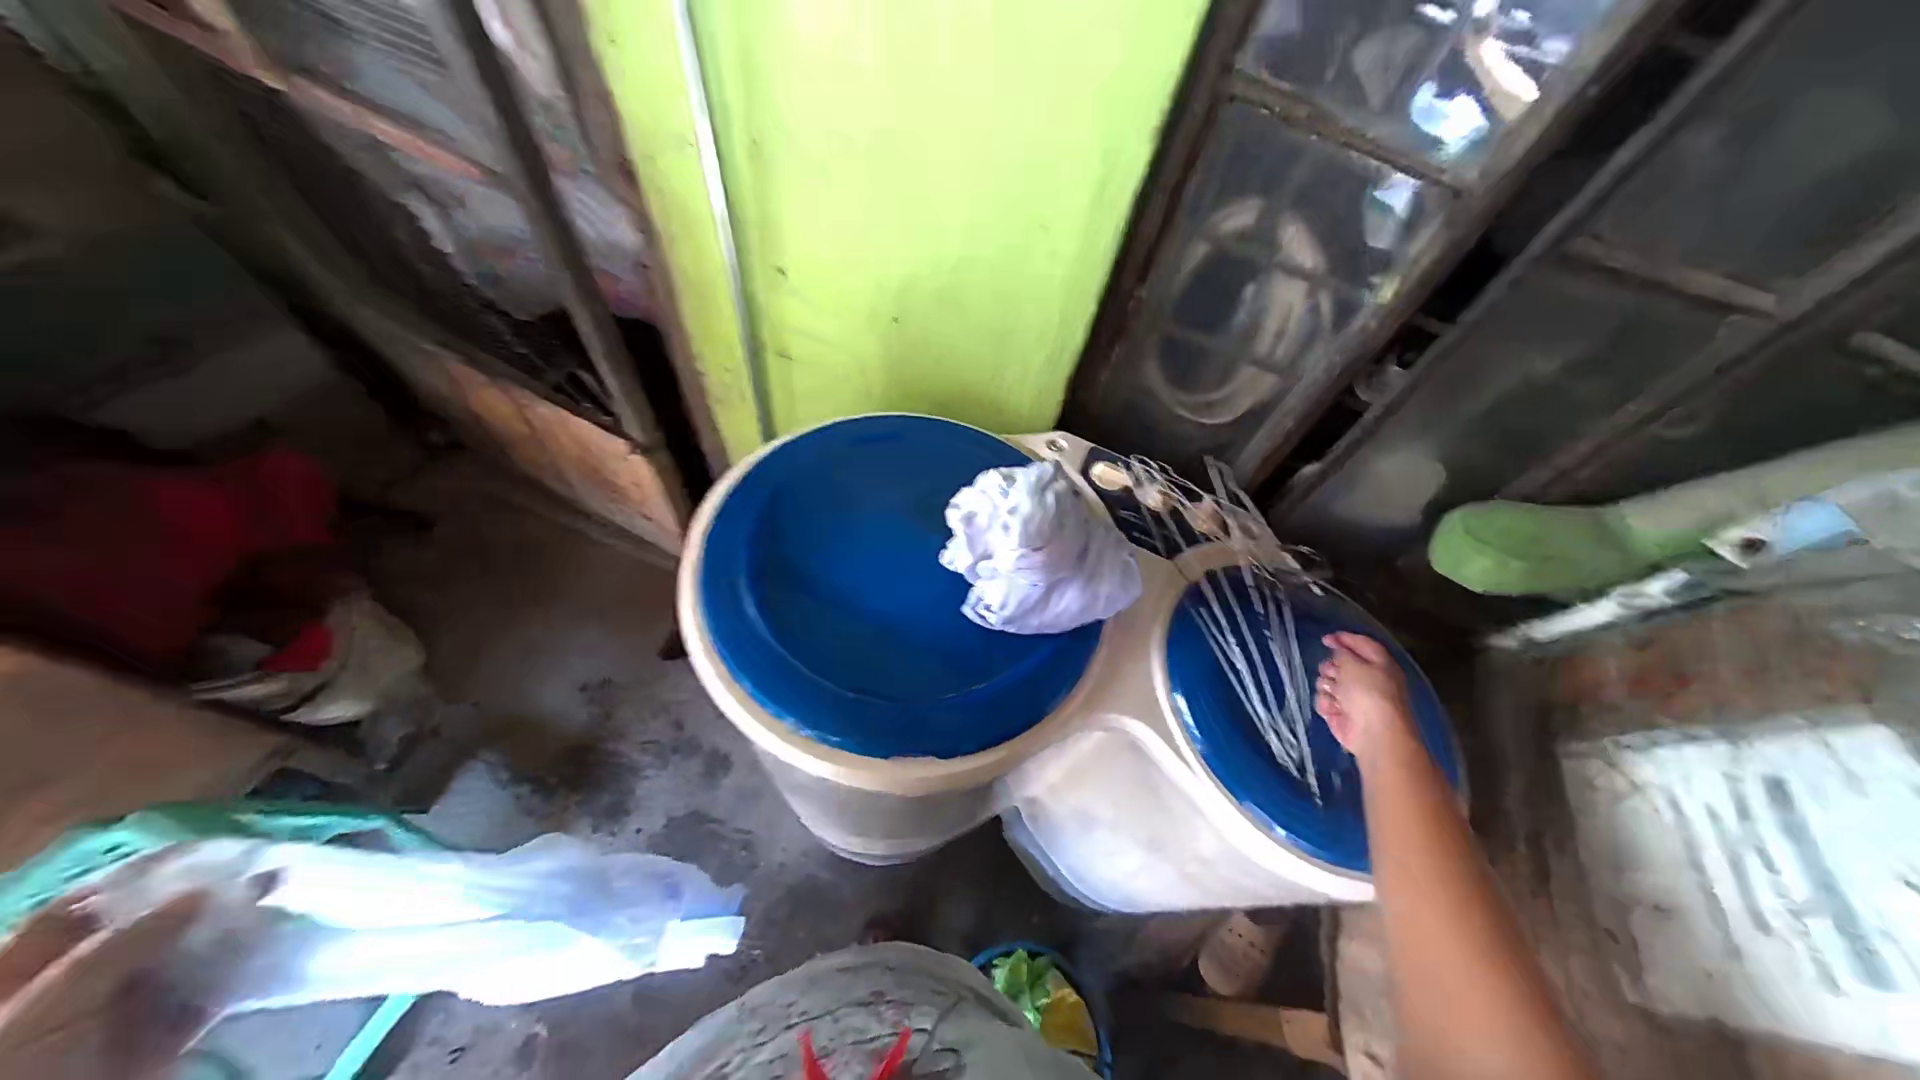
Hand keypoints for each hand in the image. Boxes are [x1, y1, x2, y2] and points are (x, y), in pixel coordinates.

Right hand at [1314, 632, 1418, 770]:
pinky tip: (1335, 709)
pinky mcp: (1341, 713)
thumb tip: (1338, 650)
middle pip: (1340, 664)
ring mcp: (1353, 697)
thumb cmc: (1368, 692)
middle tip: (1333, 673)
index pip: (1361, 645)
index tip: (1325, 639)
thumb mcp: (1353, 664)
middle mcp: (1366, 679)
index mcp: (1378, 664)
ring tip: (1336, 695)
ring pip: (1328, 682)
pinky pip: (1325, 700)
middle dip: (1331, 667)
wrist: (1374, 732)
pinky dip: (1328, 703)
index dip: (1344, 639)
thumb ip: (1342, 652)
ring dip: (1328, 686)